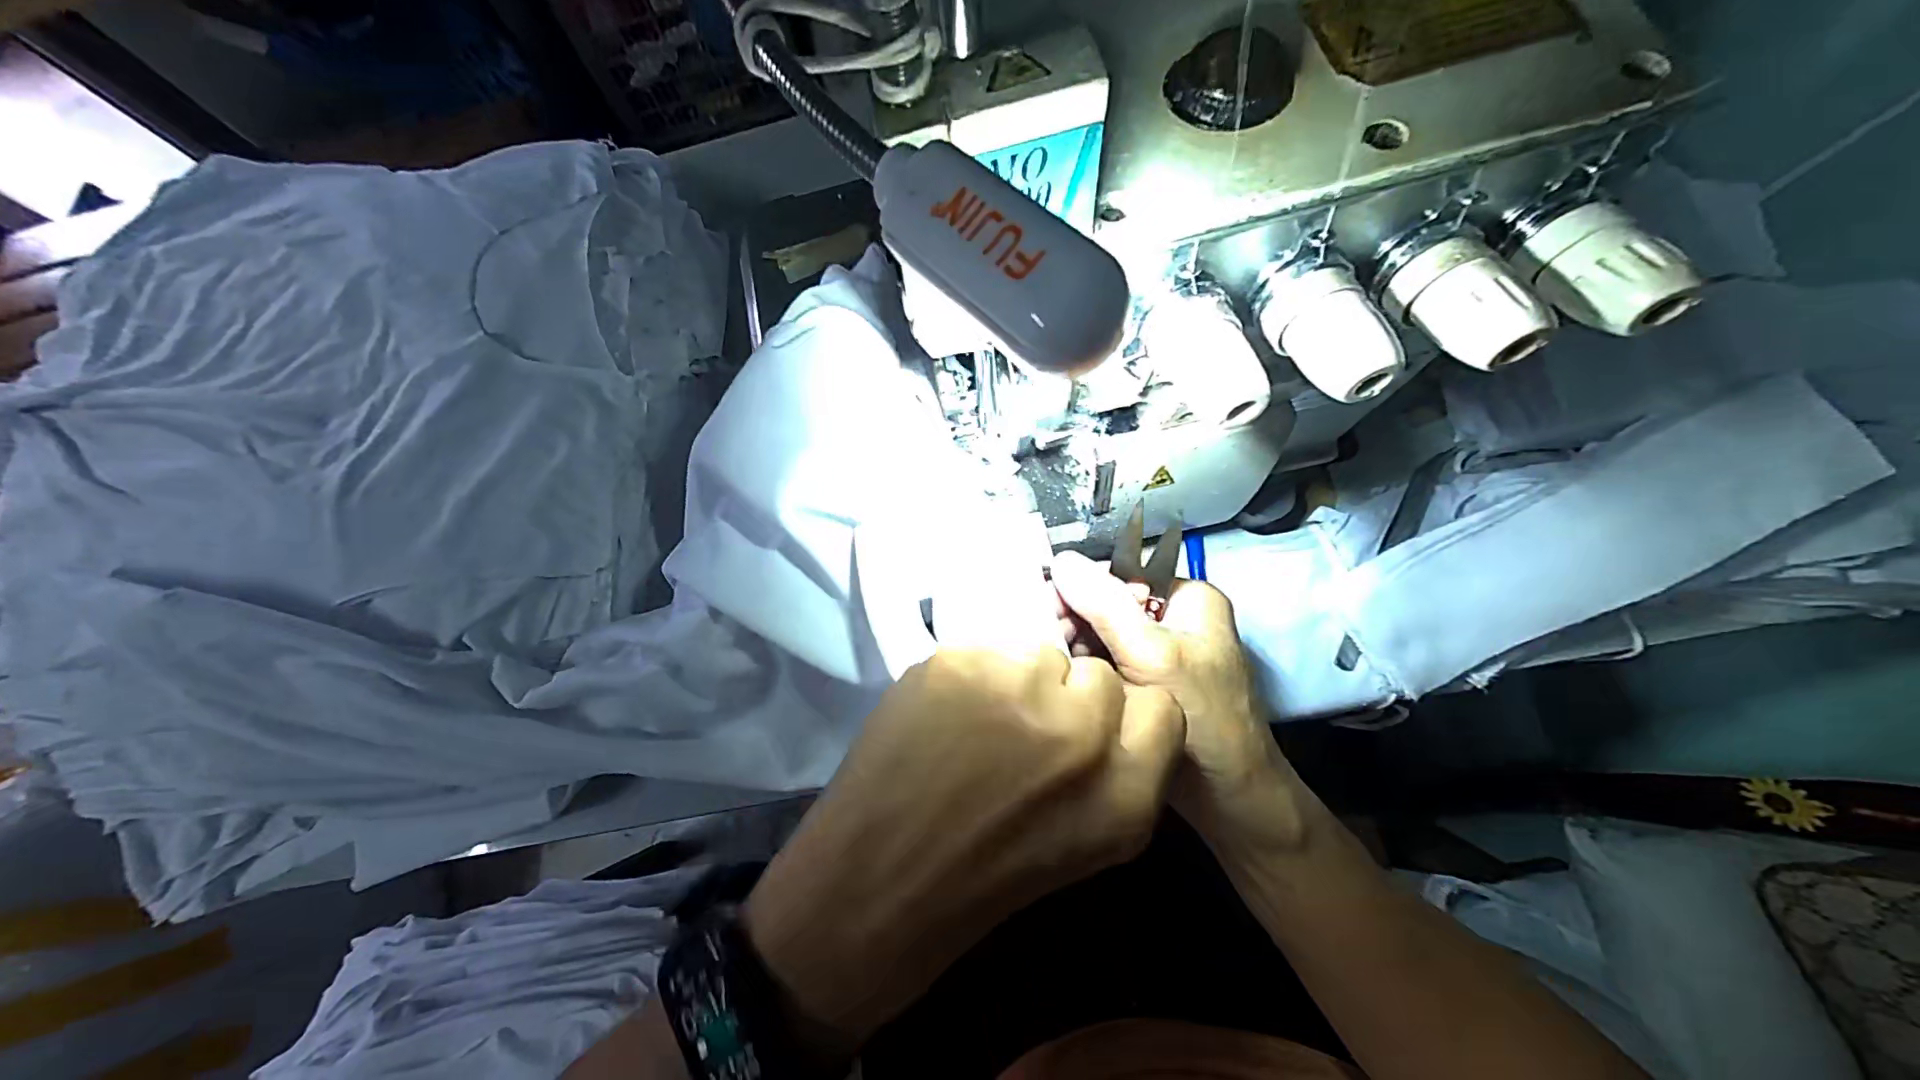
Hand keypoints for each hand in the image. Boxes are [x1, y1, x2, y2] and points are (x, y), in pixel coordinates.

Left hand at [742, 647, 1184, 1055]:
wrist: (884, 876)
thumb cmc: (990, 872)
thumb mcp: (1093, 844)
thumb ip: (1126, 773)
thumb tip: (1124, 713)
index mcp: (1126, 788)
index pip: (1160, 706)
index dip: (1123, 715)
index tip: (1089, 728)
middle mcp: (1080, 729)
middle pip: (1097, 674)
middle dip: (1068, 697)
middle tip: (1025, 729)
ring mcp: (1015, 687)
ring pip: (1038, 652)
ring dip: (1017, 679)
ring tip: (980, 721)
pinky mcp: (959, 662)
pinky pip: (985, 648)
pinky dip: (970, 673)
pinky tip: (945, 712)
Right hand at [1050, 550, 1307, 850]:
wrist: (1230, 801)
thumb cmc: (1206, 722)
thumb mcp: (1153, 654)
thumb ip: (1106, 607)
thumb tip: (1062, 560)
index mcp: (1187, 598)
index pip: (1119, 574)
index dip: (1080, 589)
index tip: (1046, 610)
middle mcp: (1171, 620)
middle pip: (1105, 605)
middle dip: (1074, 622)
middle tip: (1048, 645)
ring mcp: (1156, 655)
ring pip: (1098, 637)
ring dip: (1073, 649)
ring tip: (1052, 667)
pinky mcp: (1140, 686)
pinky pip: (1101, 665)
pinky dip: (1080, 673)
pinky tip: (1063, 683)